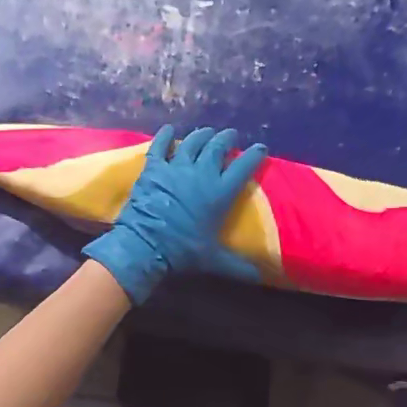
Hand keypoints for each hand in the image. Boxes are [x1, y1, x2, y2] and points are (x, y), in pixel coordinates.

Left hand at [82, 125, 267, 303]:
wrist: (145, 244)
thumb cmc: (182, 251)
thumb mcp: (214, 260)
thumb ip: (238, 266)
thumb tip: (259, 277)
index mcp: (220, 192)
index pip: (244, 166)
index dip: (255, 155)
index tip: (260, 149)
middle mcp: (201, 173)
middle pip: (218, 147)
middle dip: (226, 138)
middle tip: (230, 136)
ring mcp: (176, 168)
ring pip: (192, 142)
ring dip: (201, 135)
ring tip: (206, 132)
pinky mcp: (153, 168)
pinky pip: (160, 146)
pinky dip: (165, 136)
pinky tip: (169, 129)